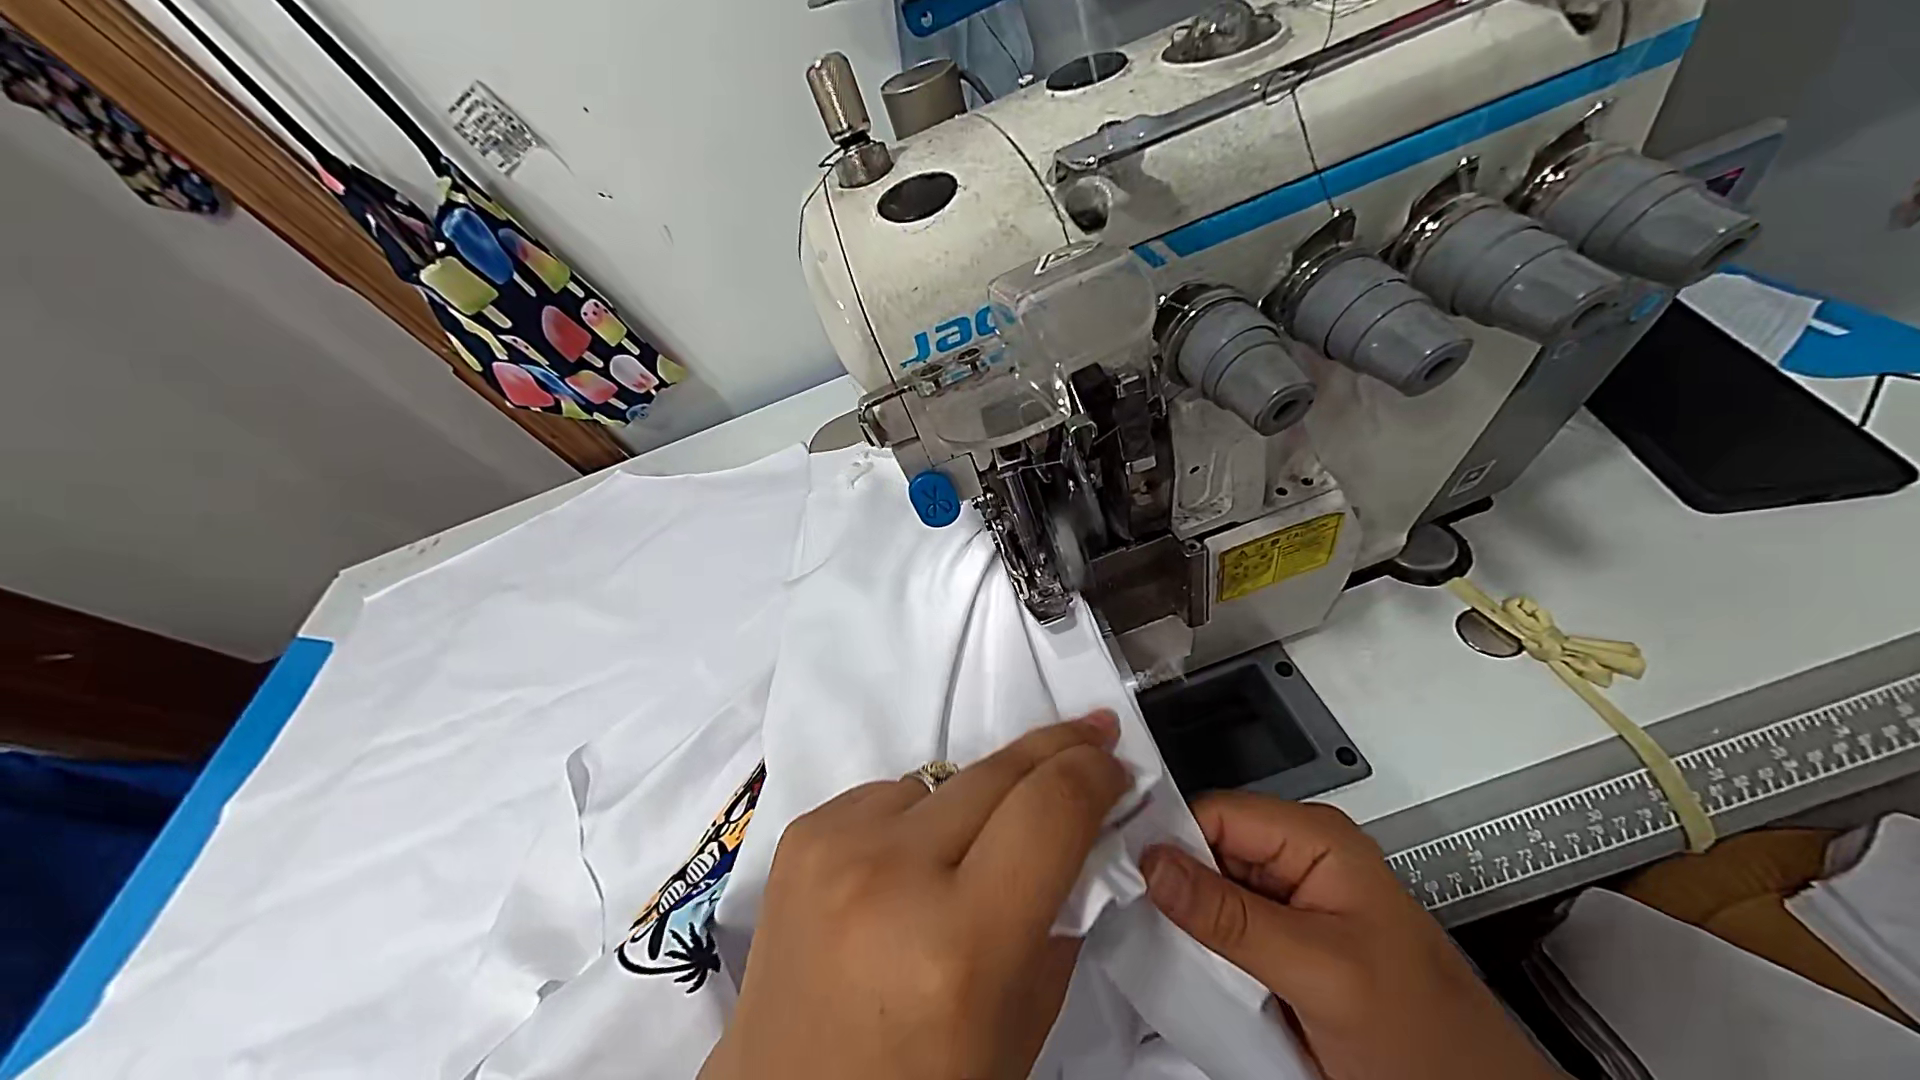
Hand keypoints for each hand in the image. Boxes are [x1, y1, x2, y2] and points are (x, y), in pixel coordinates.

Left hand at [701, 714, 1129, 1079]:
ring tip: (974, 850)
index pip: (1048, 810)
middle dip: (1052, 751)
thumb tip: (1082, 823)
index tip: (1112, 761)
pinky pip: (886, 794)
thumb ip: (1061, 911)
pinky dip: (914, 816)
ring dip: (975, 799)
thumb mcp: (1022, 1018)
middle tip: (1088, 738)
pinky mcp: (800, 835)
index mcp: (959, 943)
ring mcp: (834, 847)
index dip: (1092, 773)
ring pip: (941, 778)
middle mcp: (889, 877)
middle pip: (996, 772)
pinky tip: (908, 865)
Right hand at [1141, 793, 1563, 1079]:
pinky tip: (1195, 964)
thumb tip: (1157, 866)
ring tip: (1172, 948)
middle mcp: (1297, 856)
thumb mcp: (1321, 971)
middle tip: (1143, 916)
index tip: (1131, 871)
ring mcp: (1286, 898)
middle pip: (1205, 845)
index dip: (1169, 838)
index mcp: (1315, 838)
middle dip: (1174, 880)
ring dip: (1186, 915)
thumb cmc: (1431, 1039)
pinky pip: (1220, 922)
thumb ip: (1232, 917)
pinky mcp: (1278, 935)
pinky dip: (1201, 942)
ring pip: (1207, 885)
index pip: (1214, 812)